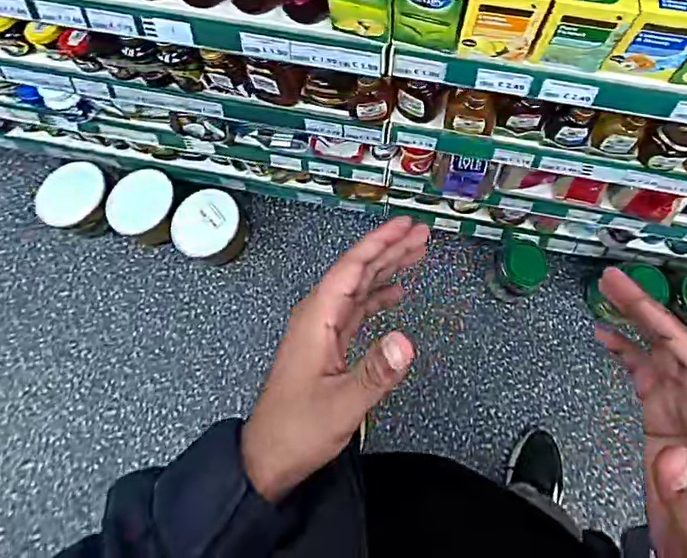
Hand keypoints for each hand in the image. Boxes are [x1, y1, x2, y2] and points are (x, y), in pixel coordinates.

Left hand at [241, 216, 429, 501]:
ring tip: (415, 253)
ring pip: (359, 285)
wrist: (266, 460)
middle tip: (420, 233)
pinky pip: (356, 306)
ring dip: (387, 267)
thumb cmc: (296, 431)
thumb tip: (406, 342)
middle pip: (358, 269)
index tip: (405, 225)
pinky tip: (396, 292)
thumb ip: (375, 373)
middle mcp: (318, 314)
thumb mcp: (341, 405)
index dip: (380, 241)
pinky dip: (378, 294)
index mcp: (317, 317)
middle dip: (390, 247)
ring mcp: (321, 328)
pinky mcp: (326, 342)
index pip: (352, 266)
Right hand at [596, 266, 686, 557]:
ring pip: (657, 352)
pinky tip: (607, 336)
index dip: (664, 326)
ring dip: (633, 321)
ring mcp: (682, 413)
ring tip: (608, 293)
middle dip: (644, 309)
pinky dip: (624, 351)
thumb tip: (671, 453)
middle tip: (615, 280)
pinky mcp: (663, 421)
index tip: (637, 300)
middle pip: (673, 345)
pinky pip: (643, 373)